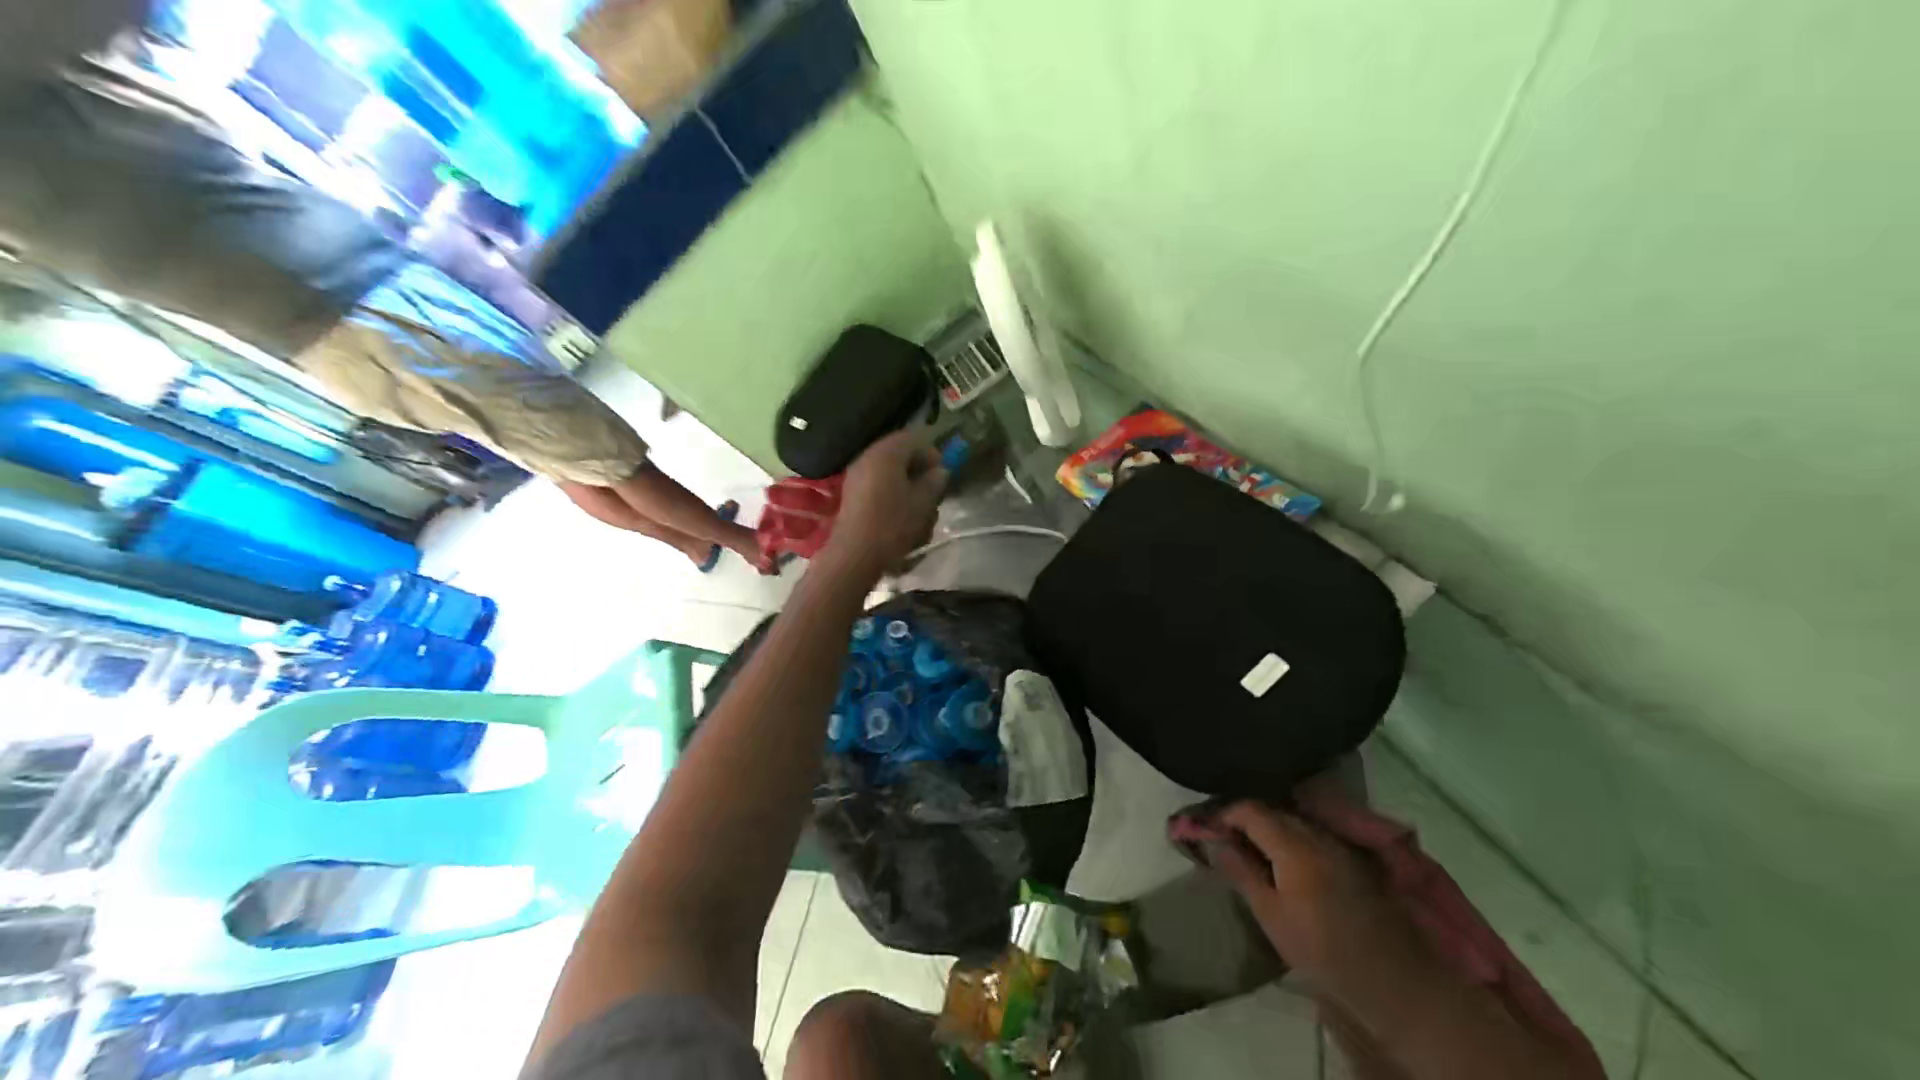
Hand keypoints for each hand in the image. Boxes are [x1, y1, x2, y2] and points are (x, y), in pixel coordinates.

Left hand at [822, 430, 946, 578]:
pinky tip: (900, 515)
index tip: (942, 474)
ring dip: (906, 484)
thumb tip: (940, 471)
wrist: (855, 554)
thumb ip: (934, 482)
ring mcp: (856, 475)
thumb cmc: (893, 524)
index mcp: (886, 453)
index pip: (914, 438)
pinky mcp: (852, 494)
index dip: (932, 453)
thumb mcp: (923, 502)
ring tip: (918, 507)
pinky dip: (892, 494)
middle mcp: (868, 457)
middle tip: (931, 491)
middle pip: (900, 453)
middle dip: (919, 470)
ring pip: (889, 471)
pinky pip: (877, 484)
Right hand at [1172, 801, 1441, 1001]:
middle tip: (1223, 835)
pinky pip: (1312, 833)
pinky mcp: (1352, 858)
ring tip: (1248, 846)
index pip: (1251, 810)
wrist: (1392, 980)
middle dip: (1244, 817)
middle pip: (1273, 811)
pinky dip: (1290, 836)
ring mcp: (1339, 845)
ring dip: (1268, 826)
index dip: (1225, 813)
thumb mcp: (1271, 916)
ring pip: (1294, 820)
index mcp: (1295, 847)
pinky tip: (1282, 858)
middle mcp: (1318, 836)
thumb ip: (1241, 871)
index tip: (1206, 827)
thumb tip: (1213, 840)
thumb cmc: (1323, 951)